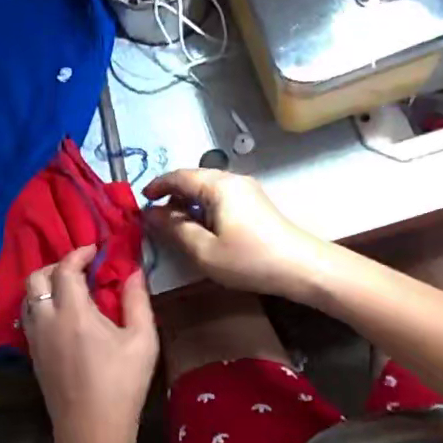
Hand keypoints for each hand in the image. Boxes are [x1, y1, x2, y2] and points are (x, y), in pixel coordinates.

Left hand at [23, 246, 157, 442]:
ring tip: (71, 290)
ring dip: (45, 285)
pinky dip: (41, 305)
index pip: (64, 269)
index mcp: (72, 312)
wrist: (91, 433)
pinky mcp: (34, 358)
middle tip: (81, 269)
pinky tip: (63, 317)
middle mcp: (46, 321)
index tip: (95, 250)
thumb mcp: (142, 340)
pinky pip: (29, 318)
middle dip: (56, 266)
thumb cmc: (122, 385)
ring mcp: (35, 341)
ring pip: (27, 299)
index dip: (78, 254)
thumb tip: (133, 272)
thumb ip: (137, 301)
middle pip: (35, 278)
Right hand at [142, 170, 331, 301]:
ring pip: (207, 189)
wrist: (301, 267)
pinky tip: (201, 228)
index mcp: (218, 185)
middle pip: (194, 179)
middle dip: (171, 195)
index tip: (140, 201)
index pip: (179, 176)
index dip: (157, 186)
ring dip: (188, 203)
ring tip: (174, 226)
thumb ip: (174, 229)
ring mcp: (247, 190)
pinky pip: (221, 198)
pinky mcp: (255, 204)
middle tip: (154, 217)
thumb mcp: (204, 250)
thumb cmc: (249, 259)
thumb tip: (150, 214)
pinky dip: (203, 208)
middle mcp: (232, 180)